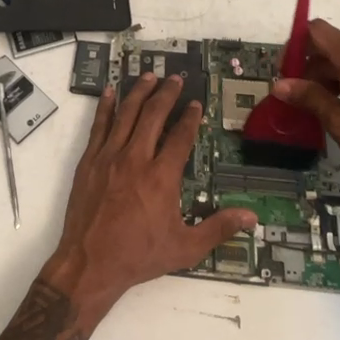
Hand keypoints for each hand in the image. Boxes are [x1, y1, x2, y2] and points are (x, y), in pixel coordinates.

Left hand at [40, 74, 254, 314]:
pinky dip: (105, 108)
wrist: (90, 263)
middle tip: (175, 79)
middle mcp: (135, 159)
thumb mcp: (185, 248)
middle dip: (166, 94)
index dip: (190, 118)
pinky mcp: (89, 162)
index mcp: (161, 177)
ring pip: (125, 115)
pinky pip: (98, 127)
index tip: (196, 104)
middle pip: (153, 116)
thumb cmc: (139, 256)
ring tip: (148, 76)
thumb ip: (218, 228)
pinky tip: (109, 93)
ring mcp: (109, 158)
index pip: (180, 137)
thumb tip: (250, 216)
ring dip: (138, 93)